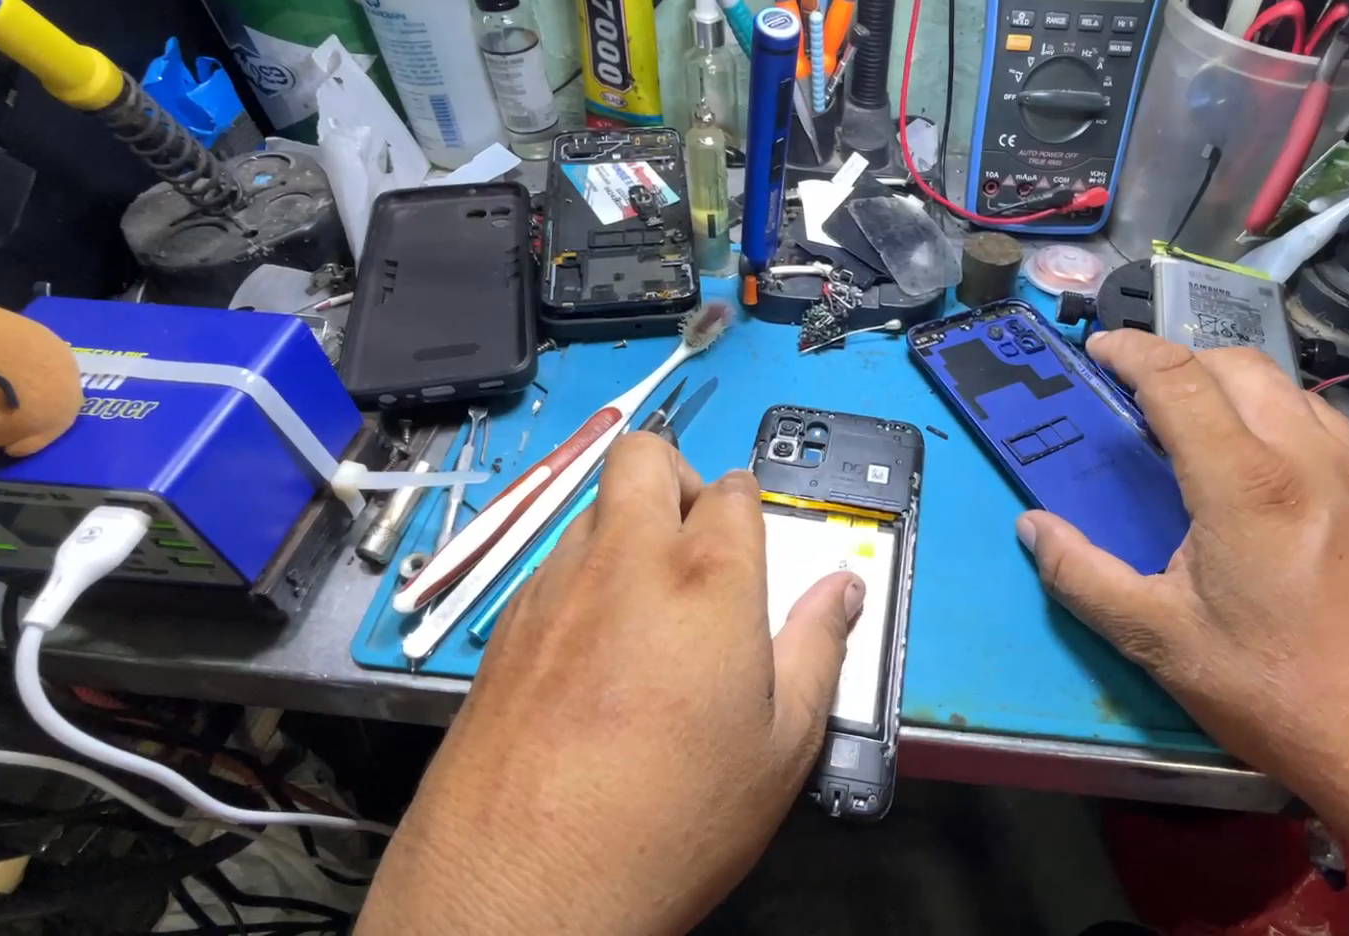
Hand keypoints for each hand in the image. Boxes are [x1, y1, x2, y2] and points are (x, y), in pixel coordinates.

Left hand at [360, 434, 862, 935]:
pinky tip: (594, 646)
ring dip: (628, 524)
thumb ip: (820, 647)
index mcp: (706, 578)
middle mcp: (625, 560)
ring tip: (646, 599)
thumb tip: (843, 588)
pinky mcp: (505, 624)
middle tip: (695, 539)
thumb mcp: (782, 744)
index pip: (732, 490)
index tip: (752, 537)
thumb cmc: (675, 816)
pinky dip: (585, 572)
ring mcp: (555, 586)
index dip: (747, 504)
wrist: (520, 893)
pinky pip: (553, 562)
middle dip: (677, 475)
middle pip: (644, 456)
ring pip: (594, 505)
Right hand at [1018, 331, 1348, 931]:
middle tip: (1135, 389)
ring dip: (1229, 381)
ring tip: (1193, 419)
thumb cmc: (1284, 695)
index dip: (1130, 352)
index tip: (1097, 349)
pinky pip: (1325, 422)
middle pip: (1236, 365)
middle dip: (1177, 358)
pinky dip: (1277, 411)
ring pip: (1287, 387)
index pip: (1178, 379)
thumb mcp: (1161, 642)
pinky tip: (1264, 460)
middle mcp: (1308, 457)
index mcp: (1244, 482)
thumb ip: (1082, 576)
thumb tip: (1032, 527)